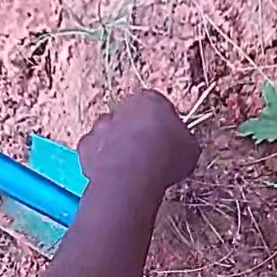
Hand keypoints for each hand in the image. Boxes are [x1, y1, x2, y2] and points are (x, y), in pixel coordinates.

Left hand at [77, 91, 198, 194]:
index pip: (157, 107)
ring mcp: (101, 126)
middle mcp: (122, 107)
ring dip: (118, 149)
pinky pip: (94, 153)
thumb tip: (184, 148)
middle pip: (130, 119)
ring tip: (131, 171)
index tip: (167, 144)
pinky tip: (114, 177)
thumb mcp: (191, 150)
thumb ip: (184, 142)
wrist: (133, 173)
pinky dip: (101, 163)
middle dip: (137, 136)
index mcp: (150, 100)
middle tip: (149, 159)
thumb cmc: (165, 157)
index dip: (163, 128)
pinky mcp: (86, 147)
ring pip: (110, 135)